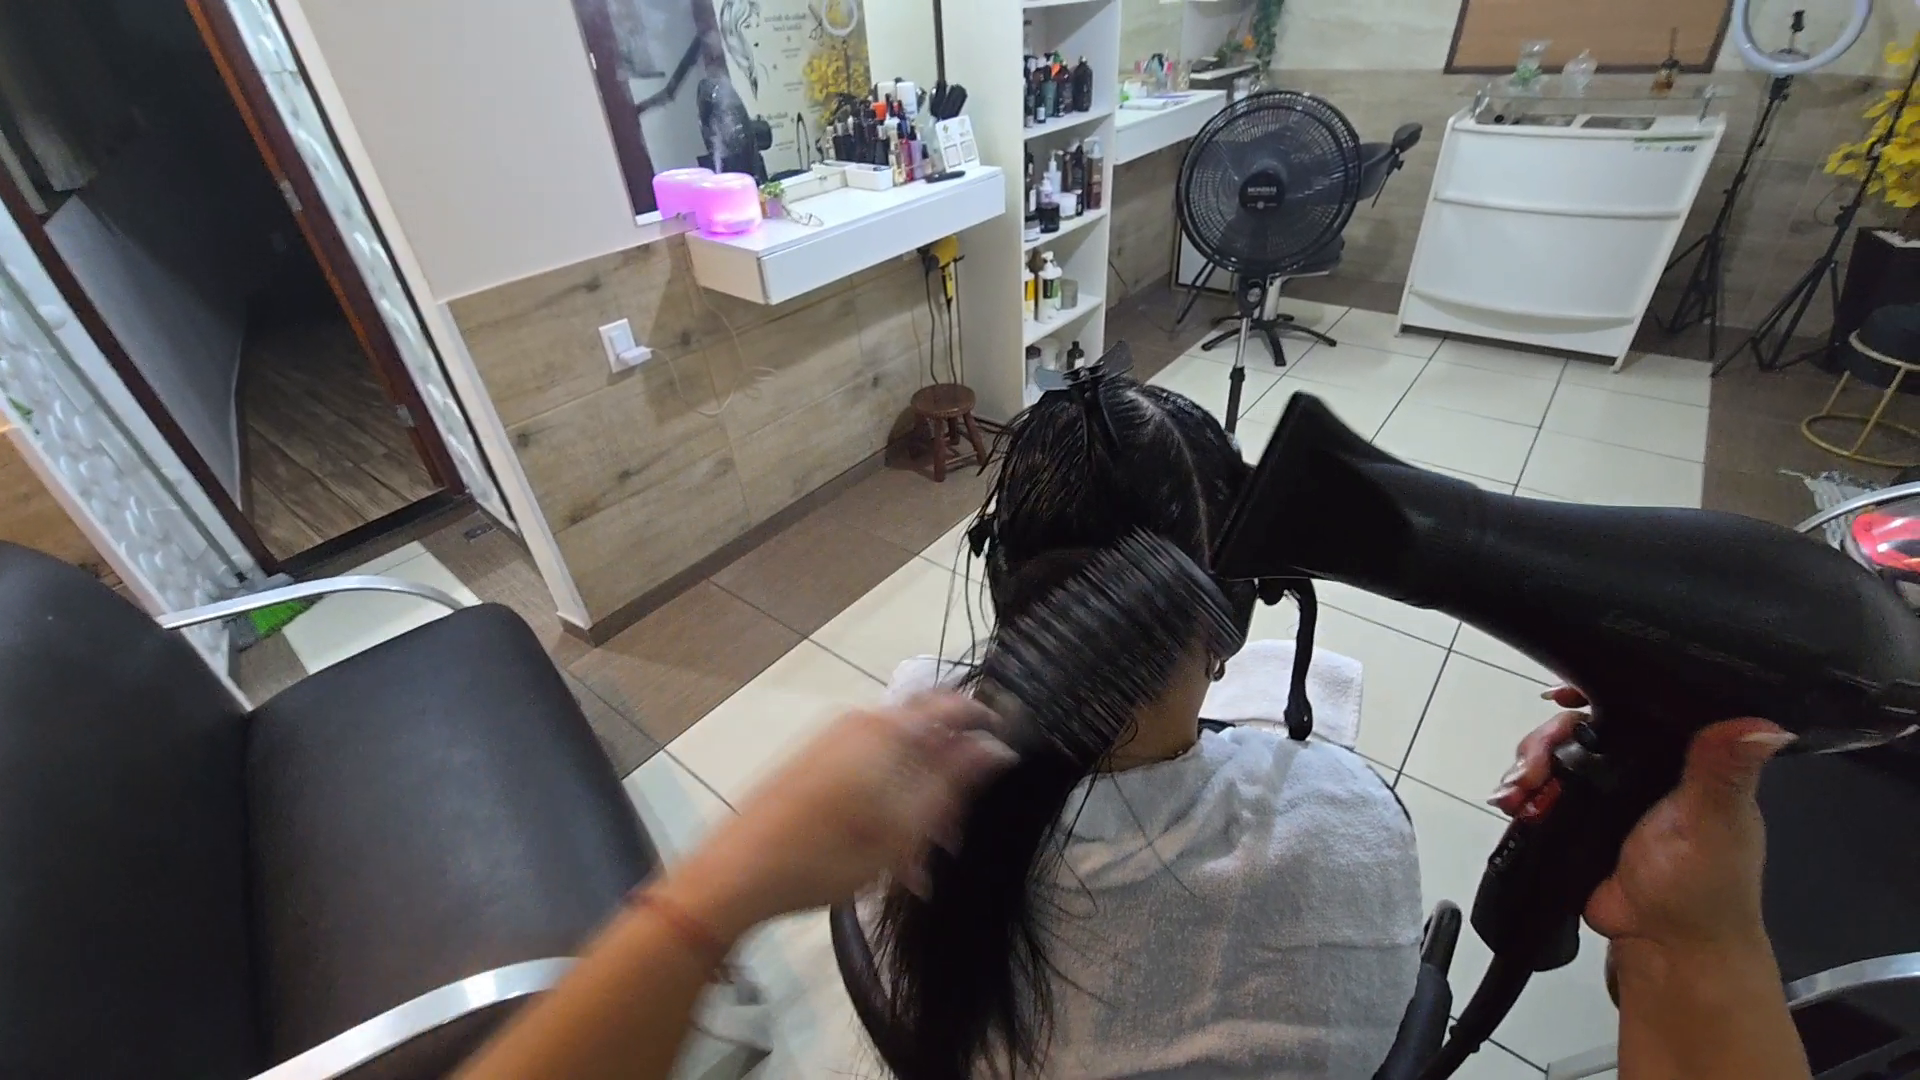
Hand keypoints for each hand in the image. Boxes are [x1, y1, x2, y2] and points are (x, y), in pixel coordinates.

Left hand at [666, 693, 1015, 937]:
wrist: (735, 872)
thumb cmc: (827, 853)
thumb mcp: (903, 825)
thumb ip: (955, 780)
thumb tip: (998, 748)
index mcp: (886, 728)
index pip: (953, 704)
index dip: (987, 722)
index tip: (1009, 752)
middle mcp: (861, 723)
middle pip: (924, 738)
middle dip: (947, 782)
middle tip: (953, 835)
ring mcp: (834, 740)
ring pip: (897, 762)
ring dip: (917, 804)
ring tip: (916, 863)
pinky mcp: (816, 761)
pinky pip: (869, 771)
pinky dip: (887, 804)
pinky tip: (885, 853)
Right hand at [1491, 688, 1795, 953]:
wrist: (1661, 942)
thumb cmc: (1701, 885)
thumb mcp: (1713, 823)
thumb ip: (1722, 773)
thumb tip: (1760, 724)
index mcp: (1677, 763)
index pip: (1630, 709)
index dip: (1592, 695)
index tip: (1559, 697)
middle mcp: (1635, 770)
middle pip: (1574, 731)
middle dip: (1542, 744)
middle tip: (1530, 771)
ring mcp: (1599, 793)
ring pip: (1548, 757)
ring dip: (1523, 771)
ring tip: (1516, 796)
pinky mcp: (1571, 815)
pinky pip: (1535, 789)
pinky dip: (1517, 793)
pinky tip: (1512, 805)